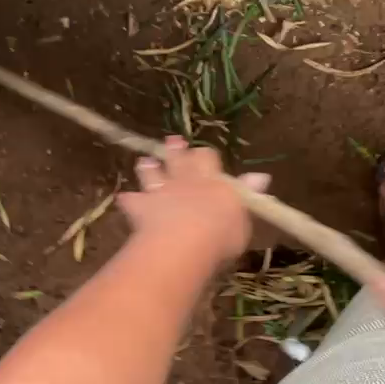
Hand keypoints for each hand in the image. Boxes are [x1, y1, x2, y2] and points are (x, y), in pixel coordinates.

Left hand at [116, 137, 269, 266]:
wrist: (185, 241)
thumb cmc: (221, 232)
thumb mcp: (242, 215)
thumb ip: (247, 195)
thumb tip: (260, 177)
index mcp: (211, 178)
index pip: (208, 157)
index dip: (206, 155)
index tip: (205, 154)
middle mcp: (184, 179)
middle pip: (178, 158)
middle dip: (175, 150)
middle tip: (173, 142)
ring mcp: (161, 191)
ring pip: (152, 172)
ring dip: (149, 167)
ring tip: (145, 162)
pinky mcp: (141, 207)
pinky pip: (132, 200)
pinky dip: (129, 199)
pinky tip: (125, 199)